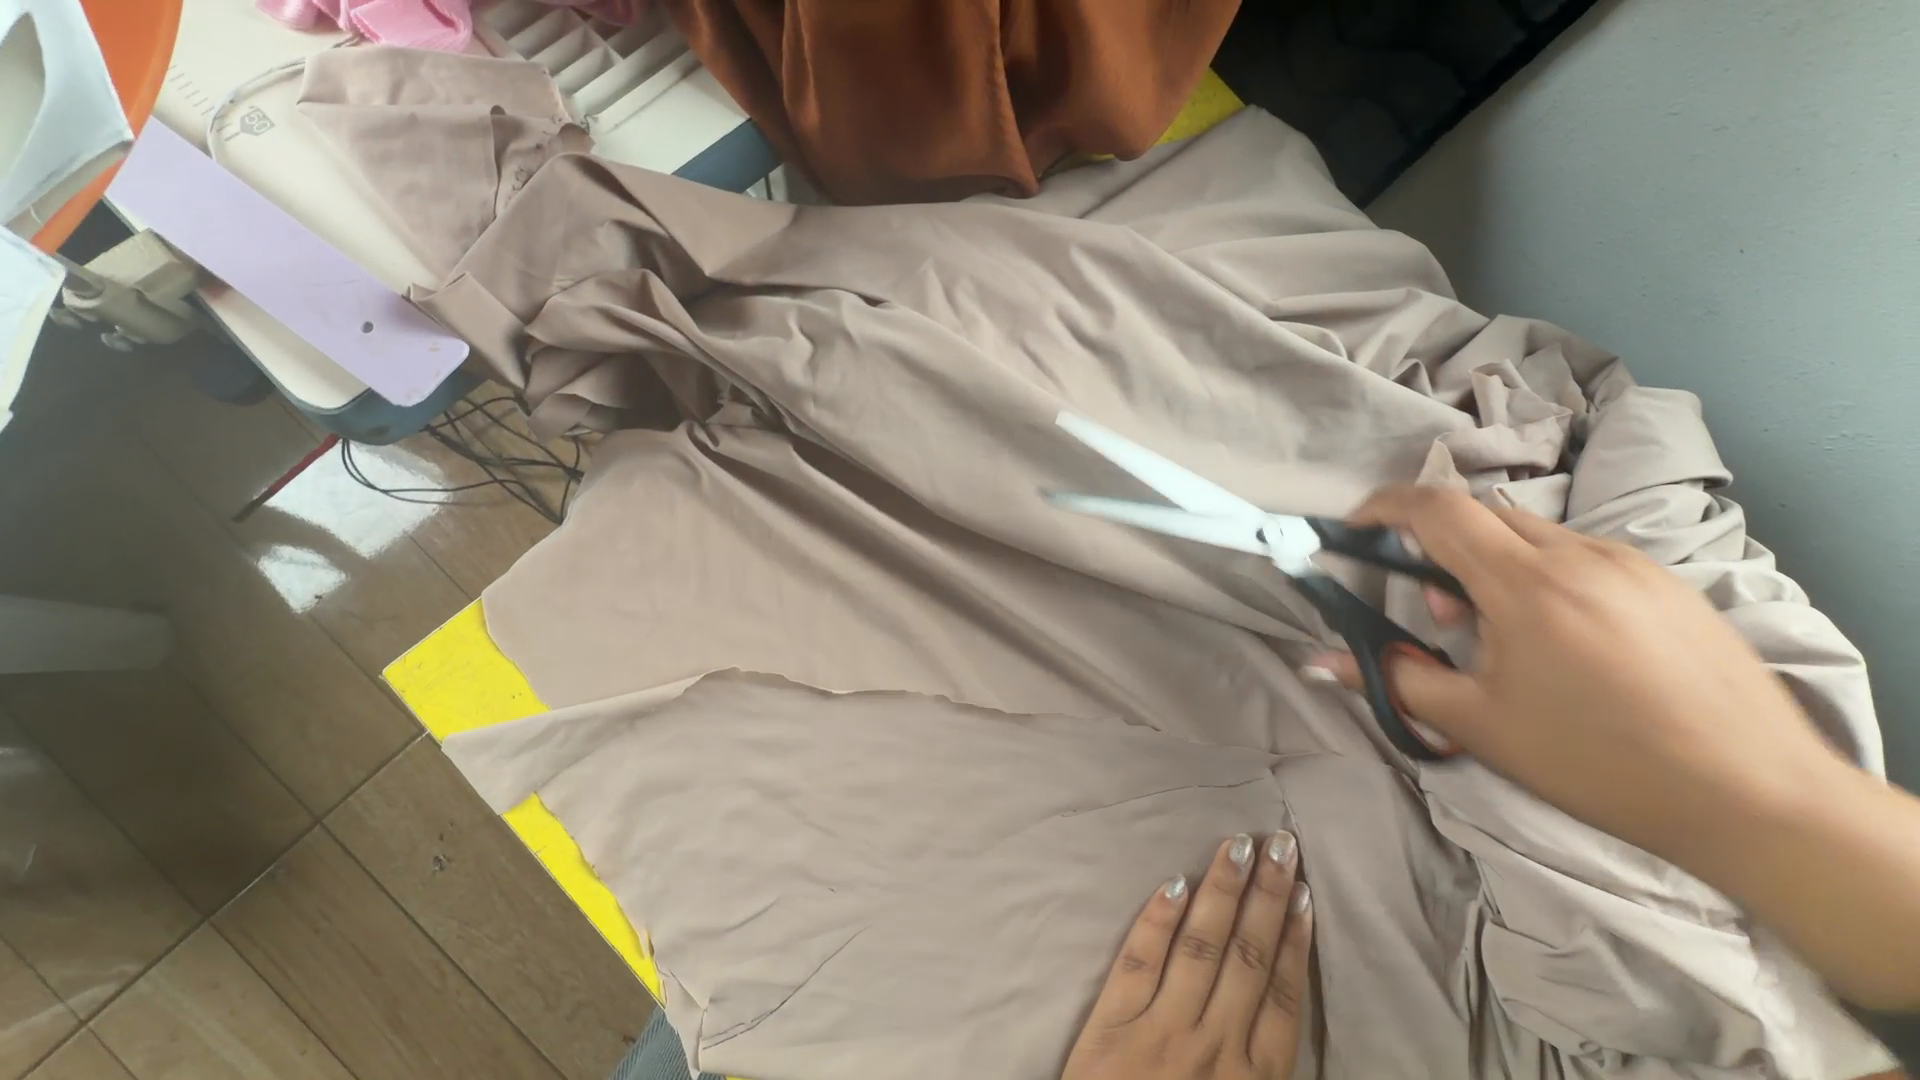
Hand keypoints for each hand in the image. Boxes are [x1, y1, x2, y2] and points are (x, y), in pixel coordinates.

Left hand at [1062, 833, 1310, 1079]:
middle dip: (1267, 896)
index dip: (1296, 940)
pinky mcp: (1109, 1025)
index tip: (1304, 892)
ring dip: (1222, 893)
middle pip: (1248, 957)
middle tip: (1280, 842)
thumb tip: (1282, 1011)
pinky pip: (1138, 962)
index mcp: (1252, 1078)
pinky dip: (1158, 921)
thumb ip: (1262, 1065)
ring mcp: (1160, 1031)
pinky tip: (1175, 883)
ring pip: (1200, 948)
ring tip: (1238, 846)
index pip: (1283, 994)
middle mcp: (1213, 1046)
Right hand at [1309, 486, 1847, 867]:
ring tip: (1499, 635)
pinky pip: (1582, 556)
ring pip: (1534, 535)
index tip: (1354, 527)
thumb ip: (1393, 678)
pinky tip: (1559, 641)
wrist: (1757, 798)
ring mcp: (1633, 565)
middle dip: (1439, 548)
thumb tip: (1318, 662)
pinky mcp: (1669, 585)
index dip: (1385, 506)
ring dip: (1491, 565)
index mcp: (1527, 584)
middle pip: (1484, 516)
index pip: (1439, 510)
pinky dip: (1542, 576)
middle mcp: (1581, 555)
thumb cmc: (1598, 762)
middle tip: (1438, 617)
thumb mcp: (1477, 724)